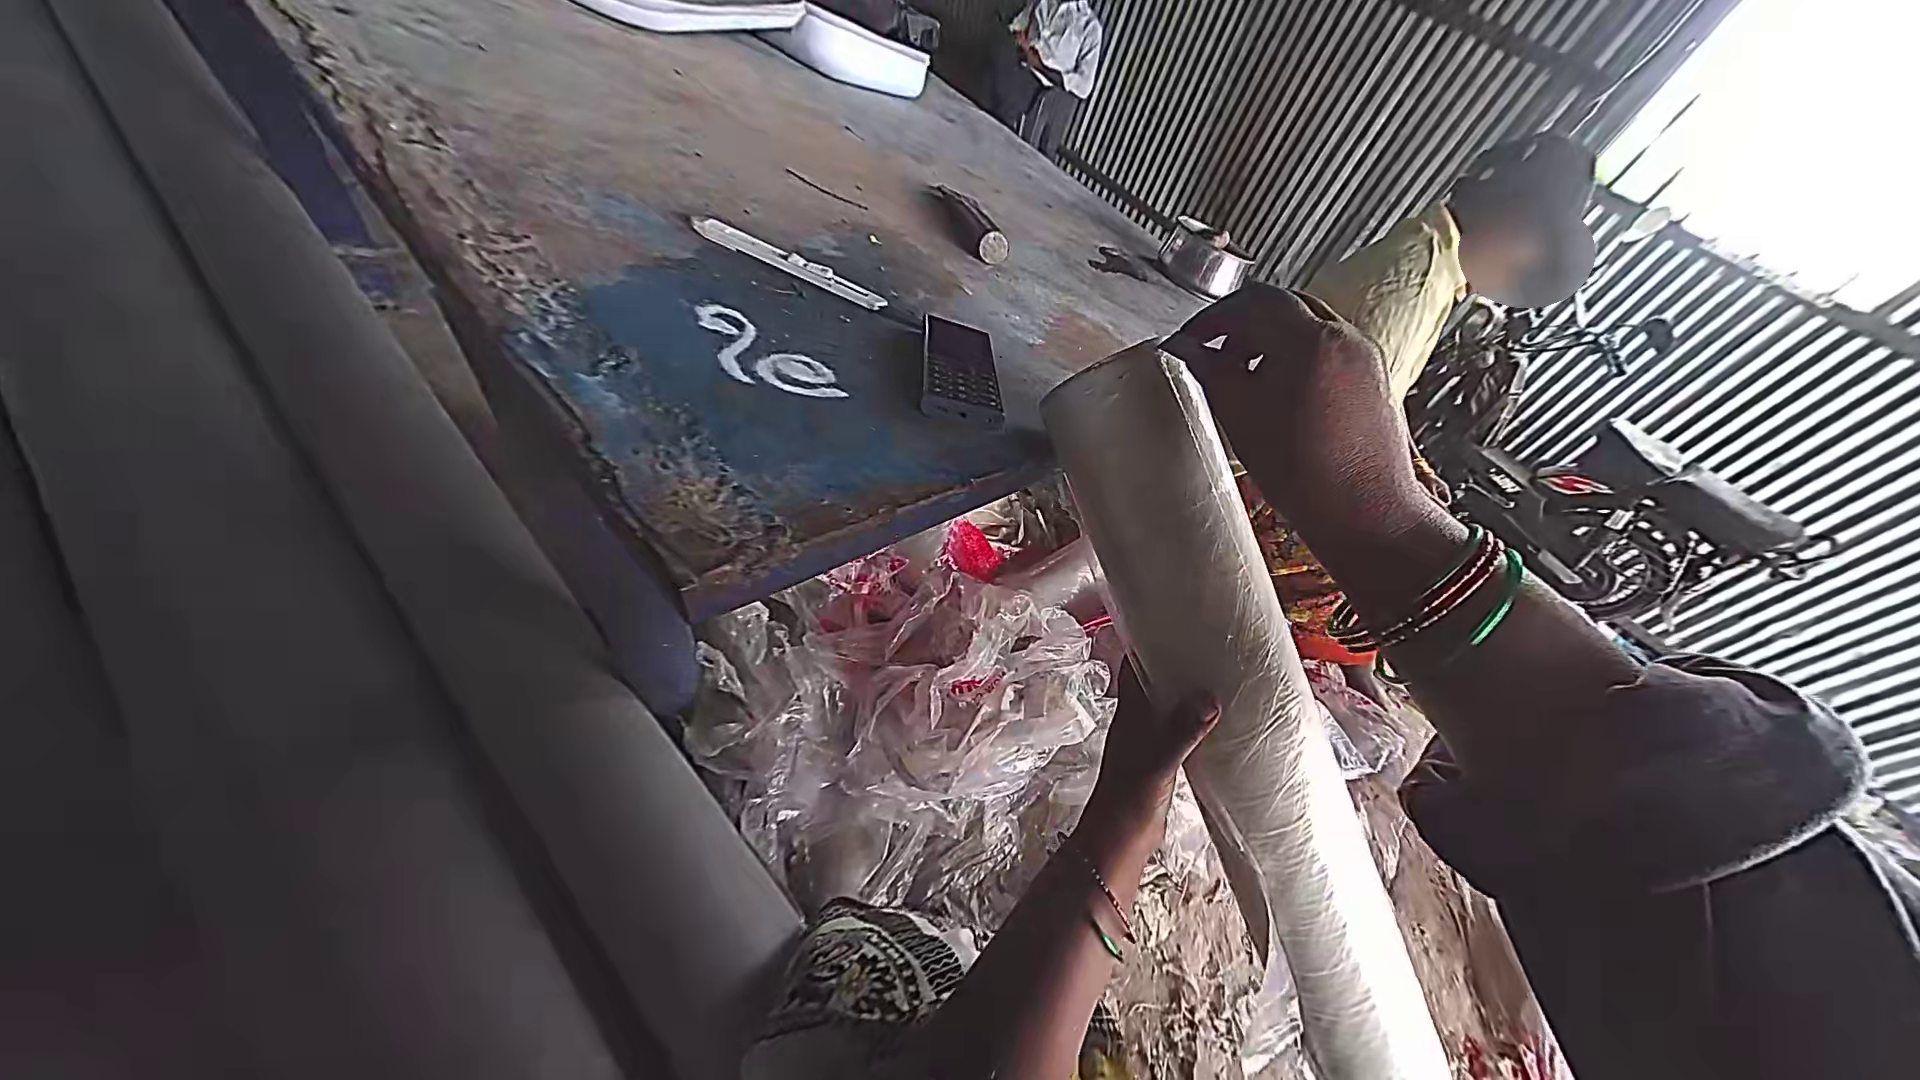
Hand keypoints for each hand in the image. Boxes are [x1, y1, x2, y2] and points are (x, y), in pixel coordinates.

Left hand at [1083, 661, 1216, 837]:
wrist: (1120, 840)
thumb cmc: (1130, 798)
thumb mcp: (1158, 762)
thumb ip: (1181, 731)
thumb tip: (1208, 698)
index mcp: (1130, 712)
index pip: (1135, 666)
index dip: (1149, 644)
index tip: (1175, 625)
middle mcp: (1138, 720)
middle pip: (1155, 682)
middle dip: (1175, 665)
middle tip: (1210, 647)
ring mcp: (1150, 740)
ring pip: (1168, 706)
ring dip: (1187, 693)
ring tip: (1220, 676)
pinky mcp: (1163, 760)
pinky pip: (1180, 730)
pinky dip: (1196, 721)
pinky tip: (1218, 720)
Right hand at [1162, 284, 1433, 541]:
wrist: (1364, 511)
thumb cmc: (1301, 471)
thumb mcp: (1240, 417)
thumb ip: (1210, 373)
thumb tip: (1185, 350)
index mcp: (1310, 340)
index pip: (1253, 301)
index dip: (1213, 318)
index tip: (1190, 339)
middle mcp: (1343, 337)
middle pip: (1281, 306)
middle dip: (1239, 325)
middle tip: (1208, 353)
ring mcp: (1362, 355)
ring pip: (1303, 326)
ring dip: (1265, 340)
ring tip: (1236, 376)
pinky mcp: (1370, 378)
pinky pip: (1323, 349)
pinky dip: (1290, 356)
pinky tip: (1271, 393)